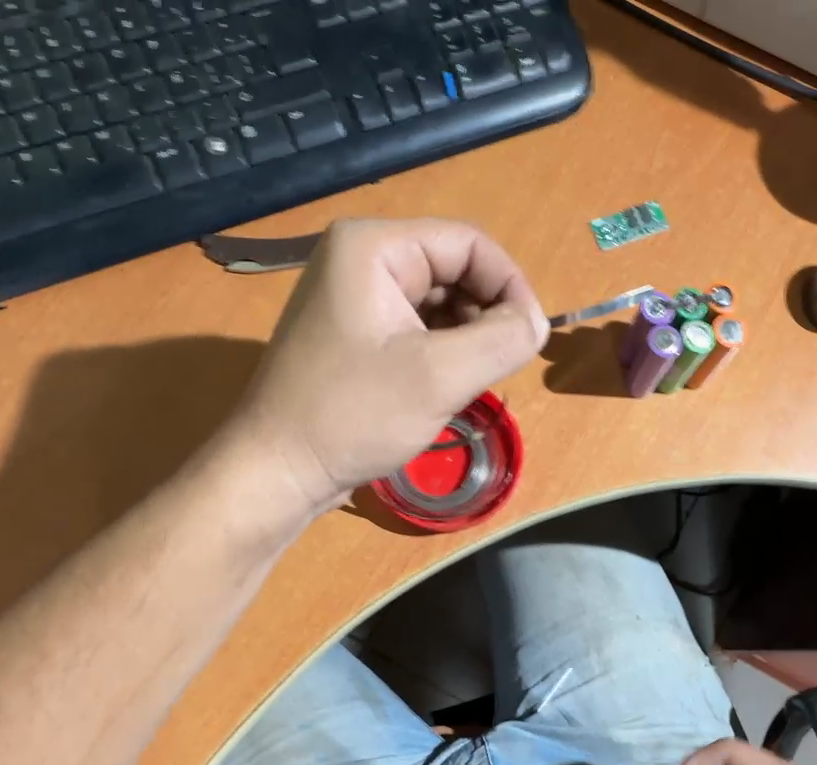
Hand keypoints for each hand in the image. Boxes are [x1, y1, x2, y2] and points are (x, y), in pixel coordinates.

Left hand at [238, 218, 548, 511]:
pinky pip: (418, 327)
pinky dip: (444, 352)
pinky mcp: (356, 332)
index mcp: (374, 247)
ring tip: (472, 382)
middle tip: (499, 367)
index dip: (510, 287)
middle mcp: (362, 259)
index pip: (469, 244)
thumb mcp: (439, 377)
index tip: (531, 339)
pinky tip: (448, 387)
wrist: (278, 468)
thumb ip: (501, 340)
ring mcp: (356, 296)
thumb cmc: (353, 415)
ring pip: (441, 302)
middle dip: (487, 316)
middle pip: (455, 270)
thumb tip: (538, 323)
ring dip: (468, 338)